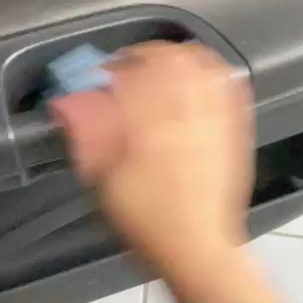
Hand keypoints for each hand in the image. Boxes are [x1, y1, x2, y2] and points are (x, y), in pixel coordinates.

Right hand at [49, 42, 254, 280]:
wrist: (197, 248)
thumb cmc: (146, 219)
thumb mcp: (103, 180)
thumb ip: (88, 134)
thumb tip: (67, 103)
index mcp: (150, 126)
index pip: (132, 73)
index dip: (113, 66)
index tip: (101, 74)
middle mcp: (186, 117)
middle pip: (171, 60)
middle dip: (146, 54)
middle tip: (129, 65)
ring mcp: (215, 122)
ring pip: (203, 66)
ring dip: (179, 57)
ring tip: (162, 65)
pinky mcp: (234, 132)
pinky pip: (229, 87)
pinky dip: (212, 73)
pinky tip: (200, 78)